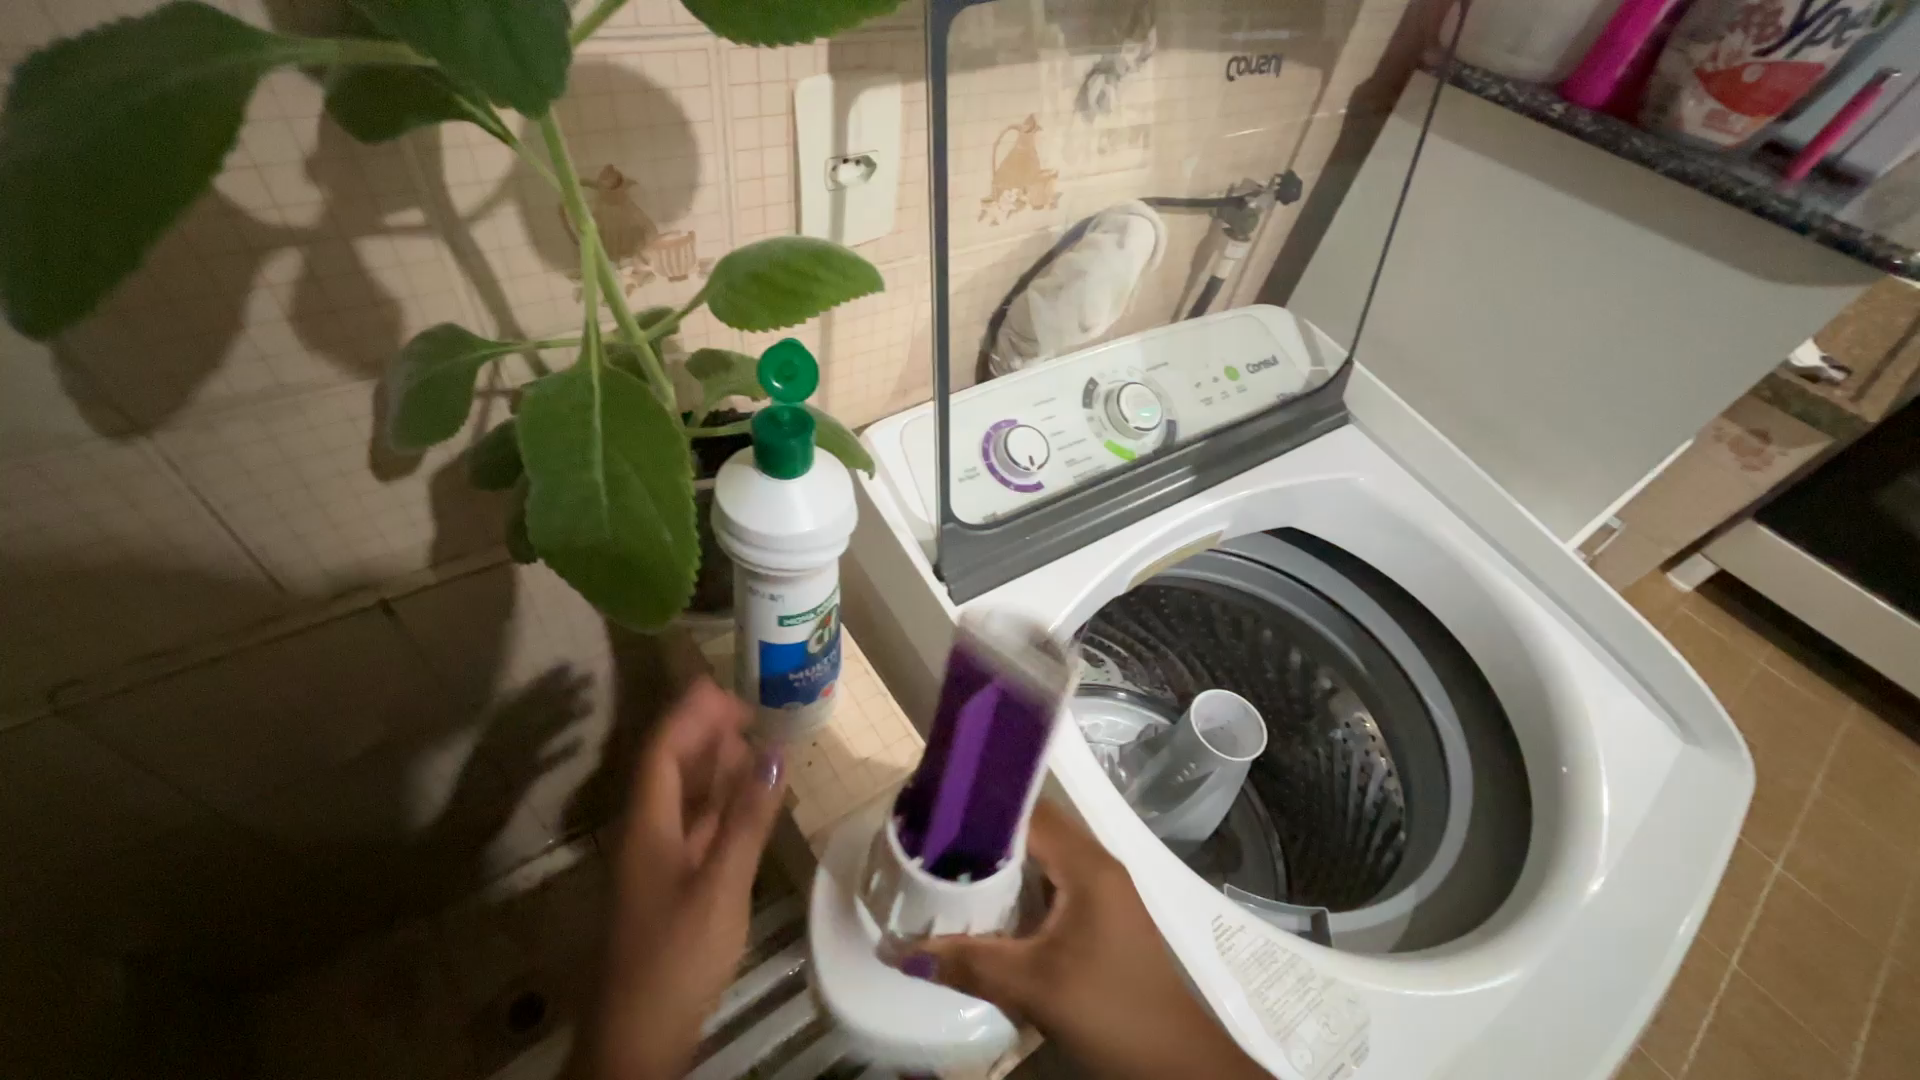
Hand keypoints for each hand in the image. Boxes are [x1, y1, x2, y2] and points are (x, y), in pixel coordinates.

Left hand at [591, 679, 786, 1079]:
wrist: (641, 1034)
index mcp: (647, 825)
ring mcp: (660, 858)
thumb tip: (774, 752)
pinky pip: (698, 824)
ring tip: (753, 737)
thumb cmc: (677, 956)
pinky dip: (722, 801)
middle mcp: (648, 832)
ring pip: (686, 795)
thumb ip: (747, 817)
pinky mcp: (676, 881)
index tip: (726, 686)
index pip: (663, 750)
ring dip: (715, 763)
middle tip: (750, 706)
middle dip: (704, 731)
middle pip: (671, 767)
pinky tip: (748, 794)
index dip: (691, 714)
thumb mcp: (720, 884)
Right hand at [915, 800, 1268, 1079]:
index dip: (981, 809)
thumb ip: (968, 962)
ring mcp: (1099, 890)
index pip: (1027, 812)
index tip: (933, 816)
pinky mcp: (1097, 915)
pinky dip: (1016, 886)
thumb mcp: (1034, 987)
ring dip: (998, 862)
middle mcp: (1095, 864)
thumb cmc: (1110, 1010)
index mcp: (1087, 865)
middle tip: (930, 844)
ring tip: (945, 868)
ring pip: (1040, 857)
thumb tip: (900, 951)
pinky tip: (983, 905)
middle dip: (982, 835)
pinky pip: (1049, 882)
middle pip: (1032, 829)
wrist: (1176, 1063)